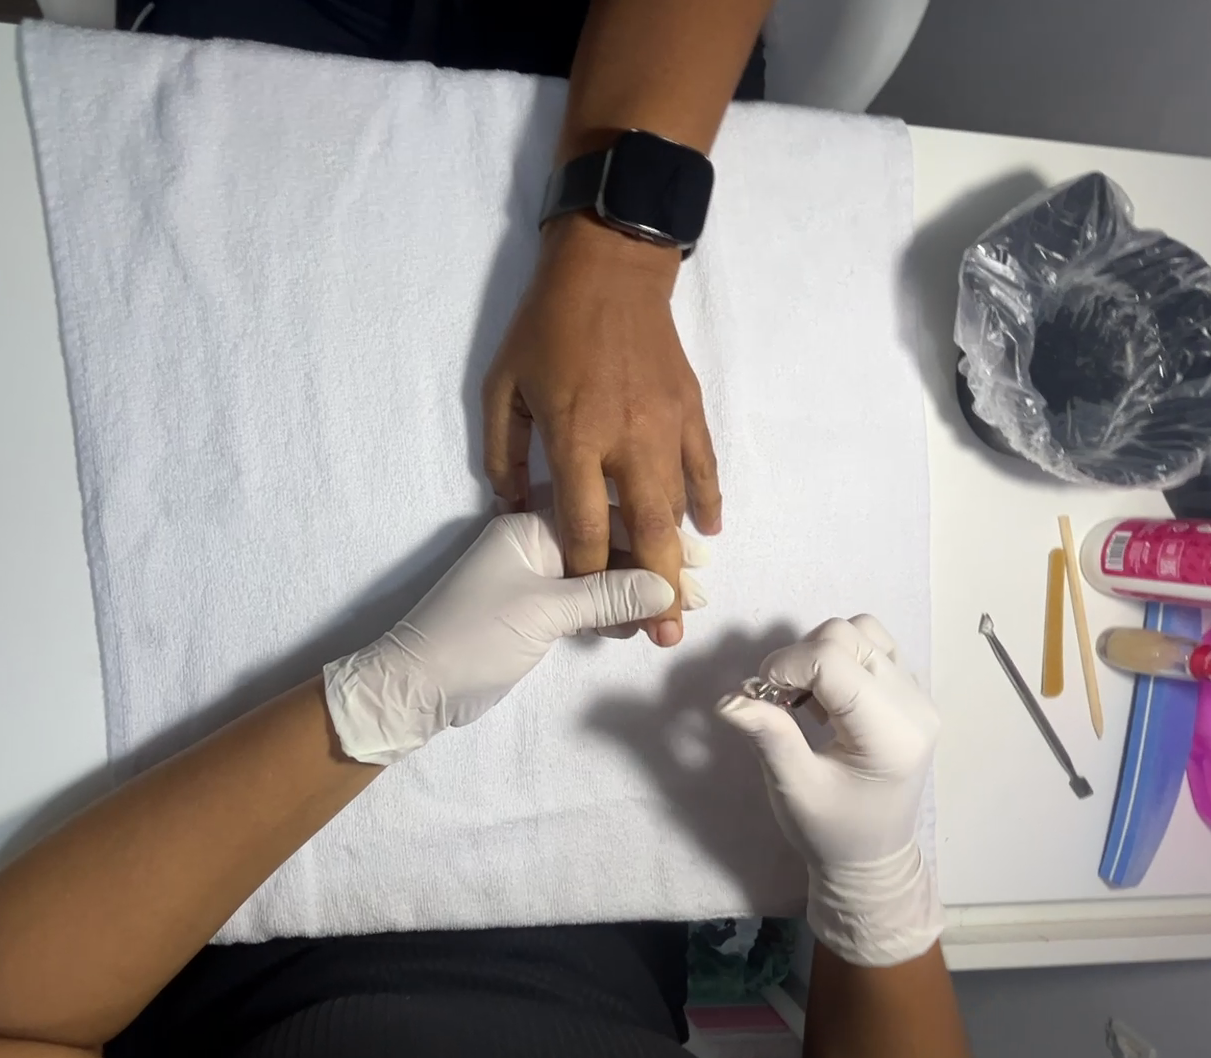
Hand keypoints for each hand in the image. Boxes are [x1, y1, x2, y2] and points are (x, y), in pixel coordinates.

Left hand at [324, 512, 709, 764]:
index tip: (696, 560)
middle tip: (699, 591)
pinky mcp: (534, 612)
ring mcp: (535, 580)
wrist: (418, 686)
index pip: (603, 521)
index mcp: (528, 528)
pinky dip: (611, 614)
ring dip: (635, 596)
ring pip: (598, 580)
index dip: (651, 541)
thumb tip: (667, 586)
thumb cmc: (475, 636)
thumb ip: (606, 595)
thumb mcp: (543, 611)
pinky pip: (584, 603)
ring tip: (680, 613)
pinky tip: (639, 626)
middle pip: (605, 550)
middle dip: (651, 572)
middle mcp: (535, 546)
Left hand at [482, 214, 721, 648]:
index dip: (589, 575)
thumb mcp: (502, 387)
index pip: (585, 527)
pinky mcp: (691, 409)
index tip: (593, 608)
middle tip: (661, 637)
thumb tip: (513, 505)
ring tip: (686, 599)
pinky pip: (705, 467)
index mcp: (574, 438)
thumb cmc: (544, 328)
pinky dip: (708, 501)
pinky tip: (708, 530)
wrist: (609, 266)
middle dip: (651, 590)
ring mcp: (666, 426)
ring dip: (682, 558)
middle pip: (644, 532)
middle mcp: (626, 441)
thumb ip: (504, 454)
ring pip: (680, 507)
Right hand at [716, 616, 944, 967]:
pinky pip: (871, 642)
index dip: (783, 666)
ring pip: (859, 629)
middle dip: (797, 657)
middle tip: (779, 700)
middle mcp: (913, 705)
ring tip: (804, 695)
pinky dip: (838, 654)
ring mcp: (917, 694)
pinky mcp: (909, 690)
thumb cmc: (831, 829)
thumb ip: (768, 736)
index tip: (762, 698)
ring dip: (818, 652)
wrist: (871, 856)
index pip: (832, 660)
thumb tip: (728, 700)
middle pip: (844, 635)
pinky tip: (825, 692)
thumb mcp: (794, 788)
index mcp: (890, 735)